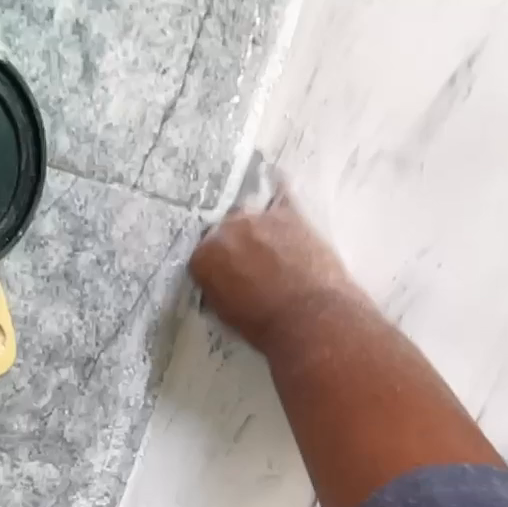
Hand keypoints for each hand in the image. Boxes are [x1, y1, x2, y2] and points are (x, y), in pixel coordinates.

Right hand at [189, 177, 375, 353]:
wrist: (306, 316)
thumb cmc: (260, 324)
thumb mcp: (223, 311)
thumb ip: (215, 285)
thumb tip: (220, 278)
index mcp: (202, 257)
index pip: (201, 256)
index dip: (213, 268)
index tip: (223, 279)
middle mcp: (225, 230)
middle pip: (222, 231)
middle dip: (230, 245)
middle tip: (244, 263)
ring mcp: (258, 217)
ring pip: (248, 215)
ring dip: (252, 227)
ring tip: (262, 241)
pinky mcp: (290, 212)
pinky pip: (280, 192)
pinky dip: (277, 188)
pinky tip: (276, 182)